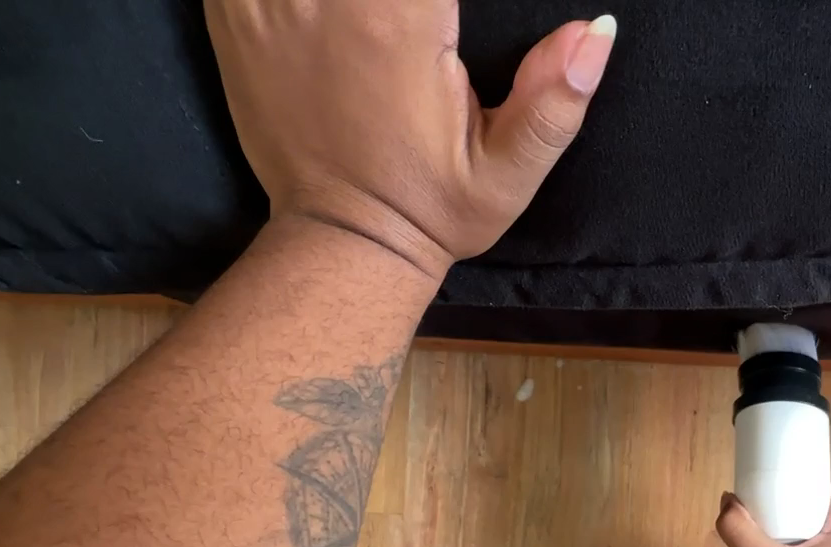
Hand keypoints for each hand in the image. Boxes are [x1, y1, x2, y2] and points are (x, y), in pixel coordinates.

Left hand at [205, 0, 615, 277]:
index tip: (452, 18)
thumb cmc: (435, 210)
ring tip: (389, 19)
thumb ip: (552, 103)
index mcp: (398, 20)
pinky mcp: (232, 8)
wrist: (347, 239)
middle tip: (426, 19)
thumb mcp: (509, 175)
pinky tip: (333, 17)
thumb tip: (598, 32)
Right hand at [716, 487, 830, 546]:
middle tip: (760, 517)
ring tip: (764, 541)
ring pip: (818, 537)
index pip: (824, 492)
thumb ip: (739, 529)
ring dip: (792, 535)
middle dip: (789, 512)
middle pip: (819, 514)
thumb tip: (727, 500)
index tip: (769, 486)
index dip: (796, 484)